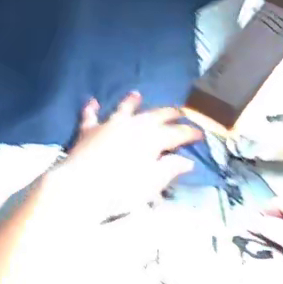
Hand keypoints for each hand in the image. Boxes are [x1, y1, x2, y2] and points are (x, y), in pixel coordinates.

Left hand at [38, 93, 200, 225]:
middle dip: (169, 113)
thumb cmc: (121, 188)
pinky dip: (91, 108)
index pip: (177, 133)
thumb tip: (187, 161)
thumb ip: (169, 169)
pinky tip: (91, 101)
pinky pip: (90, 116)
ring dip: (131, 102)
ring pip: (124, 109)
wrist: (82, 185)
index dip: (190, 133)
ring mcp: (109, 125)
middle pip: (155, 115)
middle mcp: (132, 125)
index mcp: (152, 138)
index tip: (200, 134)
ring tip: (137, 94)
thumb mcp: (152, 182)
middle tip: (180, 112)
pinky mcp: (88, 130)